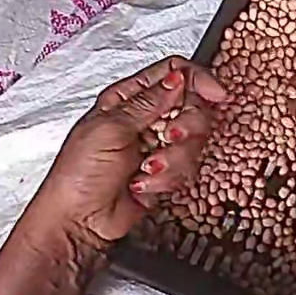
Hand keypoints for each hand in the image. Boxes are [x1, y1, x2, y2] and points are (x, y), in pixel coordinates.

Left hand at [23, 56, 227, 257]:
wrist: (79, 221)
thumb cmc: (79, 175)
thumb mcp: (109, 129)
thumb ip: (148, 102)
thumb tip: (177, 79)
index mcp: (128, 98)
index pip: (172, 73)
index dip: (197, 79)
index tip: (216, 94)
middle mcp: (147, 118)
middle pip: (193, 106)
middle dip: (187, 126)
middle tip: (171, 138)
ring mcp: (159, 144)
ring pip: (194, 140)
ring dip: (173, 158)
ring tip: (146, 169)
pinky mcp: (168, 170)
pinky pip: (188, 167)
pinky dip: (167, 178)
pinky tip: (143, 184)